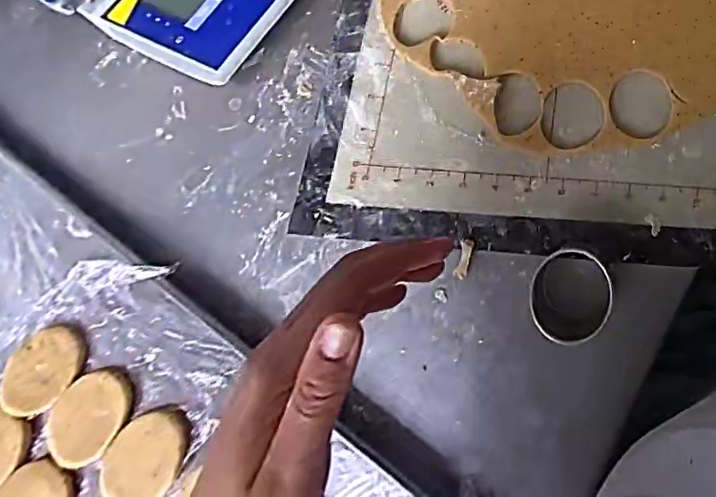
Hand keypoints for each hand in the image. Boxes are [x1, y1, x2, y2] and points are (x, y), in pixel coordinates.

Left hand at [199, 240, 452, 496]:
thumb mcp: (292, 464)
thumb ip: (318, 393)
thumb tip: (345, 321)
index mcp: (280, 362)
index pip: (345, 285)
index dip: (396, 258)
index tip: (437, 250)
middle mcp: (275, 352)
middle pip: (341, 282)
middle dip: (395, 258)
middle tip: (439, 254)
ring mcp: (276, 363)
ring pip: (337, 296)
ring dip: (385, 273)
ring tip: (424, 271)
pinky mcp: (283, 377)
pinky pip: (331, 317)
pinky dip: (368, 297)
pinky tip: (387, 300)